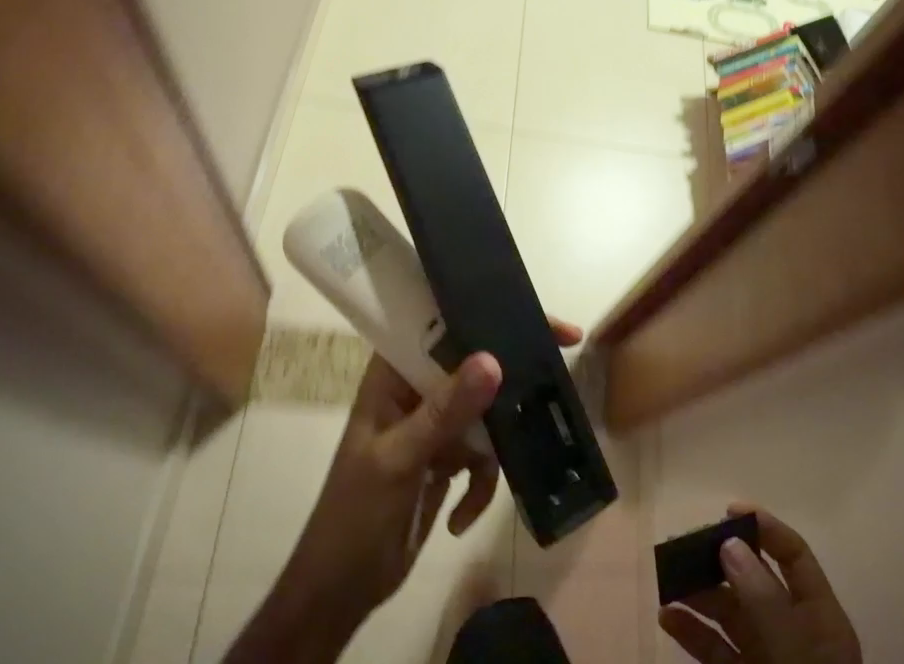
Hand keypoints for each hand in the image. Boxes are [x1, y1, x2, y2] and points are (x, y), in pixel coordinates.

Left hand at [226, 317, 583, 663]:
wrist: (340, 593)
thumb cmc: (355, 516)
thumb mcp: (400, 459)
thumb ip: (446, 412)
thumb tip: (493, 361)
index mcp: (390, 378)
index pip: (437, 326)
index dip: (480, 311)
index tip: (530, 311)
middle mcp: (413, 393)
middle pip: (470, 364)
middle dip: (509, 371)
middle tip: (563, 351)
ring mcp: (431, 428)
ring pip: (483, 410)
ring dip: (498, 438)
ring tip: (522, 449)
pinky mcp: (446, 461)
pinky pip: (482, 455)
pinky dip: (481, 485)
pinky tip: (461, 519)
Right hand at [658, 503, 861, 663]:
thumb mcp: (792, 649)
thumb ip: (762, 597)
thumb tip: (728, 543)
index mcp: (819, 618)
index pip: (793, 557)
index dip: (765, 529)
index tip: (728, 511)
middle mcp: (792, 633)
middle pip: (753, 581)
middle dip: (719, 560)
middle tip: (684, 546)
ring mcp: (766, 660)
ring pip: (728, 614)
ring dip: (699, 594)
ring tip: (669, 578)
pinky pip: (713, 651)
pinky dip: (690, 633)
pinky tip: (667, 617)